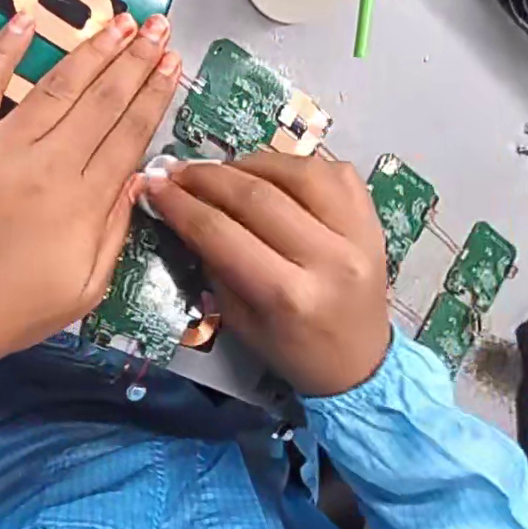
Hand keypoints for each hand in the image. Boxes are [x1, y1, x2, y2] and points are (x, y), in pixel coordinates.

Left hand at [0, 11, 183, 380]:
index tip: (173, 65)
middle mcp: (46, 166)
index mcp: (82, 205)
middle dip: (134, 61)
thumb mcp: (84, 290)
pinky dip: (2, 49)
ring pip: (55, 86)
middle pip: (100, 102)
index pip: (128, 136)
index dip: (154, 97)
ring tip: (118, 22)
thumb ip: (114, 230)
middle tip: (156, 27)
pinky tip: (26, 20)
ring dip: (91, 49)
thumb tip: (135, 176)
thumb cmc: (10, 312)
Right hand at [145, 153, 391, 395]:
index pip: (220, 233)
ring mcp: (358, 236)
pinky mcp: (374, 221)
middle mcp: (328, 259)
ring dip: (249, 164)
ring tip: (223, 173)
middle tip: (176, 171)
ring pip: (297, 172)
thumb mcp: (238, 321)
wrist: (362, 364)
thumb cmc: (291, 351)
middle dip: (206, 178)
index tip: (153, 187)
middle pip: (255, 196)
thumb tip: (184, 211)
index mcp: (287, 296)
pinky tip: (270, 174)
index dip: (180, 205)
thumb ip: (214, 263)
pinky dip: (294, 165)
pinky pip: (334, 171)